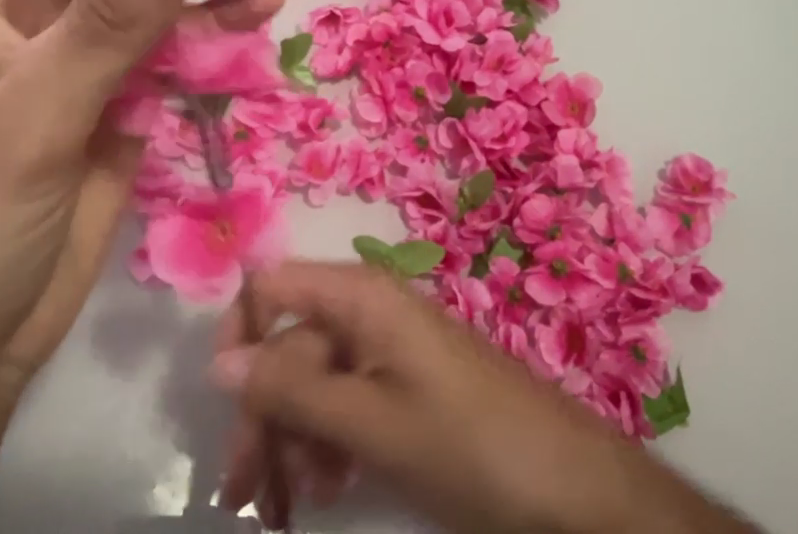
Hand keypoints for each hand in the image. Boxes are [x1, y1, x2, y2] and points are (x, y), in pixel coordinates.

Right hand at [212, 262, 756, 533]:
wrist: (582, 497)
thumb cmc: (471, 446)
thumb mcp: (370, 424)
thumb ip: (289, 391)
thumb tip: (216, 361)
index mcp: (358, 298)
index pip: (270, 288)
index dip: (238, 335)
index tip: (222, 400)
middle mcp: (367, 315)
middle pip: (288, 351)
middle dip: (259, 418)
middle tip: (240, 493)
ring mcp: (389, 357)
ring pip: (313, 387)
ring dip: (287, 443)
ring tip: (278, 509)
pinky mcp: (407, 396)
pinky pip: (346, 409)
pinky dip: (325, 449)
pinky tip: (322, 492)